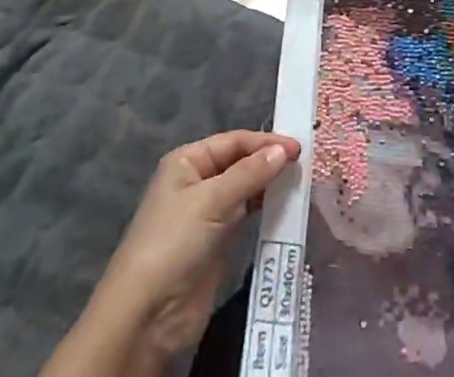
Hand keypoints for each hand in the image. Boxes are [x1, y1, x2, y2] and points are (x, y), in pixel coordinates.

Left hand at [42, 130, 300, 376]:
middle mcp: (196, 181)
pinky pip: (246, 214)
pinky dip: (264, 208)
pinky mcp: (218, 240)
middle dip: (268, 160)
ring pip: (245, 188)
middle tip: (305, 163)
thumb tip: (283, 149)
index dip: (265, 142)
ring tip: (300, 181)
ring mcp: (207, 211)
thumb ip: (249, 174)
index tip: (299, 147)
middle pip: (239, 162)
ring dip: (269, 184)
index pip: (232, 141)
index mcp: (186, 161)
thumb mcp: (211, 200)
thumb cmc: (174, 242)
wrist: (149, 312)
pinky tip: (284, 205)